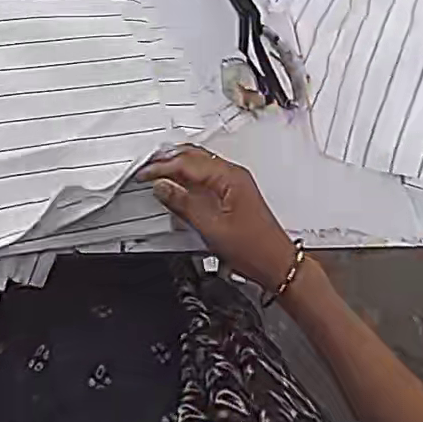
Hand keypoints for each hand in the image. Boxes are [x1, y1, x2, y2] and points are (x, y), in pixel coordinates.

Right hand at [137, 146, 296, 287]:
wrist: (277, 265)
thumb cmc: (254, 248)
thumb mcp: (211, 228)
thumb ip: (183, 204)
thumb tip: (162, 186)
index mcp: (229, 177)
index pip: (188, 163)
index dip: (163, 167)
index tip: (145, 174)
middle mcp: (233, 175)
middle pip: (195, 156)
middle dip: (168, 159)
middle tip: (147, 167)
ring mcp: (234, 183)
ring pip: (200, 163)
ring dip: (177, 165)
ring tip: (157, 172)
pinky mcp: (232, 193)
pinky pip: (205, 175)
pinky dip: (187, 175)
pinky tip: (177, 183)